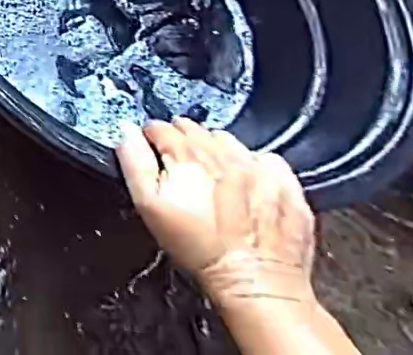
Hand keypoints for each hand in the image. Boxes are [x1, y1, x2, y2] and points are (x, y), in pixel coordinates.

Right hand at [116, 119, 316, 309]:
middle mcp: (222, 154)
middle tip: (182, 169)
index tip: (154, 153)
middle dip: (183, 142)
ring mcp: (257, 167)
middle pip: (194, 129)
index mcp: (186, 154)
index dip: (152, 139)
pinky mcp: (285, 184)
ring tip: (214, 177)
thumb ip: (134, 162)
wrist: (257, 286)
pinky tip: (247, 184)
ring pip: (227, 139)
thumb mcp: (149, 206)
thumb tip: (127, 131)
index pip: (160, 127)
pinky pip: (265, 158)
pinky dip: (253, 164)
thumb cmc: (199, 249)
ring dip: (216, 150)